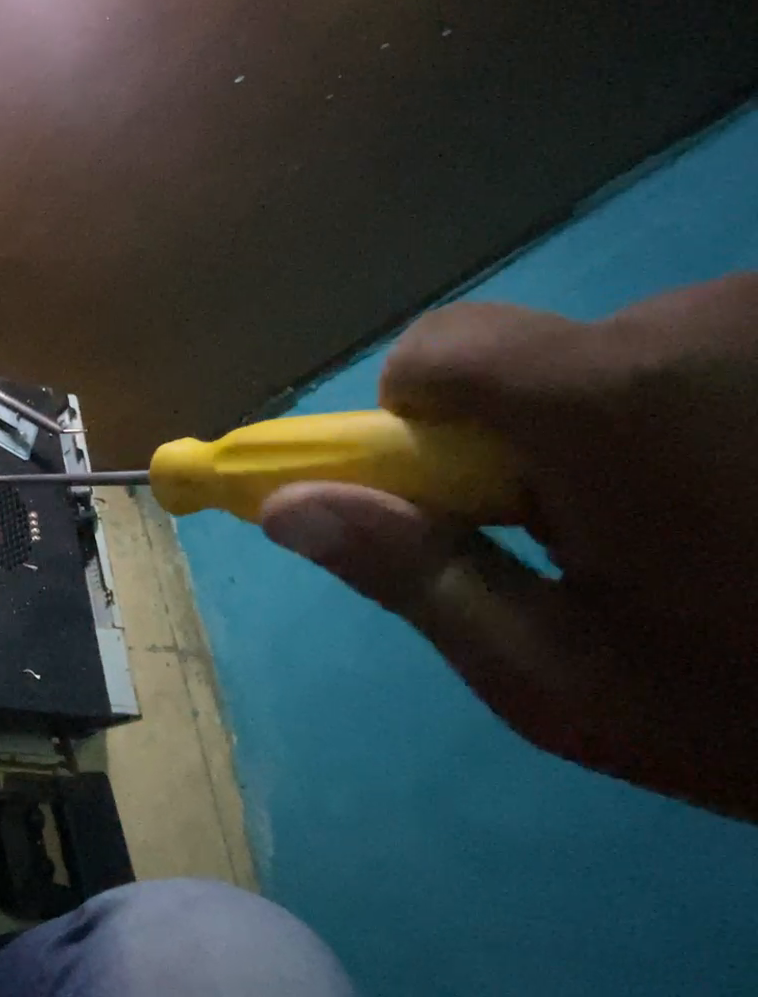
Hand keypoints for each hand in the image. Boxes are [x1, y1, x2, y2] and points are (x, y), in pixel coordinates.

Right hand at [259, 273, 757, 819]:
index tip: (467, 489)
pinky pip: (731, 350)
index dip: (417, 414)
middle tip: (625, 542)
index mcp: (613, 399)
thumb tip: (283, 505)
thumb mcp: (565, 676)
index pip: (438, 347)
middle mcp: (712, 319)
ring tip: (734, 526)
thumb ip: (414, 577)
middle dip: (538, 439)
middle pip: (542, 357)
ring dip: (645, 428)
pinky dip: (725, 411)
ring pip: (642, 353)